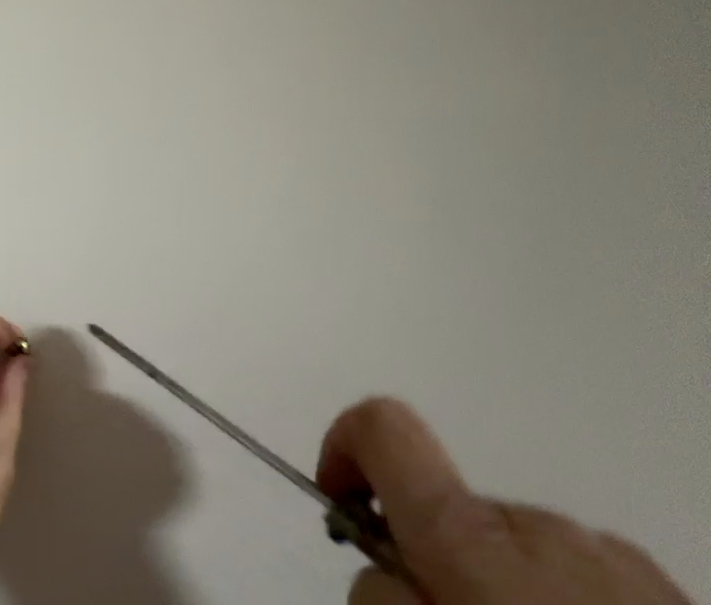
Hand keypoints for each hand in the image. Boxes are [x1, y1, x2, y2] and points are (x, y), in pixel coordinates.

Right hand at [317, 397, 691, 604]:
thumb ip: (379, 593)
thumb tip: (386, 567)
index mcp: (468, 532)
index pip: (383, 426)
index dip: (342, 445)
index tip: (339, 502)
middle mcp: (538, 524)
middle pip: (448, 511)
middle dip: (432, 561)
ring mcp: (618, 561)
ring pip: (519, 551)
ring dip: (501, 591)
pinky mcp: (674, 595)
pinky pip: (586, 581)